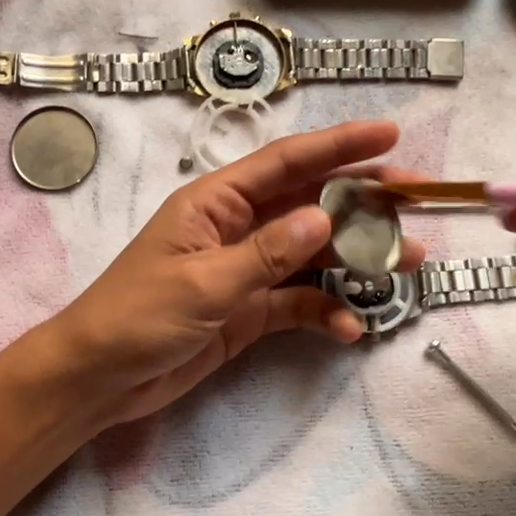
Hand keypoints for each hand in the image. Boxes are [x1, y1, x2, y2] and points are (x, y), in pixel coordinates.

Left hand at [44, 120, 425, 426]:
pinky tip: (350, 327)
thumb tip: (323, 220)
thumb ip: (265, 254)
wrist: (99, 378)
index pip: (284, 163)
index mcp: (215, 203)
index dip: (337, 147)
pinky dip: (325, 311)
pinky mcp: (248, 312)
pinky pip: (297, 302)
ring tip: (406, 266)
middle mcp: (235, 228)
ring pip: (311, 255)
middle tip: (416, 204)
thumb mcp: (203, 283)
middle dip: (361, 203)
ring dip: (355, 260)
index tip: (388, 137)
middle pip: (307, 205)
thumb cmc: (138, 316)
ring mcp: (244, 271)